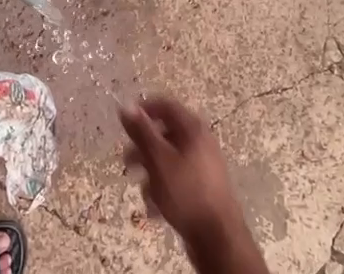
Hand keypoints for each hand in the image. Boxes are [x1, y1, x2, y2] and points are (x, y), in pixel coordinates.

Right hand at [118, 97, 245, 251]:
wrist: (218, 237)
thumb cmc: (186, 192)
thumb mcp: (158, 160)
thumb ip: (142, 132)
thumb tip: (125, 105)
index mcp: (193, 129)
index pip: (165, 105)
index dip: (143, 109)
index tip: (125, 123)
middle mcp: (201, 141)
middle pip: (165, 133)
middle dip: (143, 147)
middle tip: (128, 161)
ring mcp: (204, 164)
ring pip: (169, 158)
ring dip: (151, 170)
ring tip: (142, 188)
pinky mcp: (203, 186)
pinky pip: (178, 177)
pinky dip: (164, 186)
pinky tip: (156, 205)